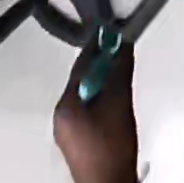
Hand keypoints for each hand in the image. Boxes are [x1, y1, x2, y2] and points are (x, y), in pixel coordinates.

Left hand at [53, 45, 138, 182]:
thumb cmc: (112, 149)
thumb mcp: (119, 102)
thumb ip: (120, 70)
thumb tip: (122, 45)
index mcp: (65, 106)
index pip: (81, 66)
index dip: (97, 48)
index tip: (110, 33)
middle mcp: (61, 118)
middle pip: (83, 81)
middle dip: (101, 66)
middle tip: (118, 53)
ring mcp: (69, 133)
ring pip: (87, 96)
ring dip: (103, 84)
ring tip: (120, 75)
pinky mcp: (79, 144)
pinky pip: (89, 111)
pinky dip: (102, 101)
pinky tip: (116, 101)